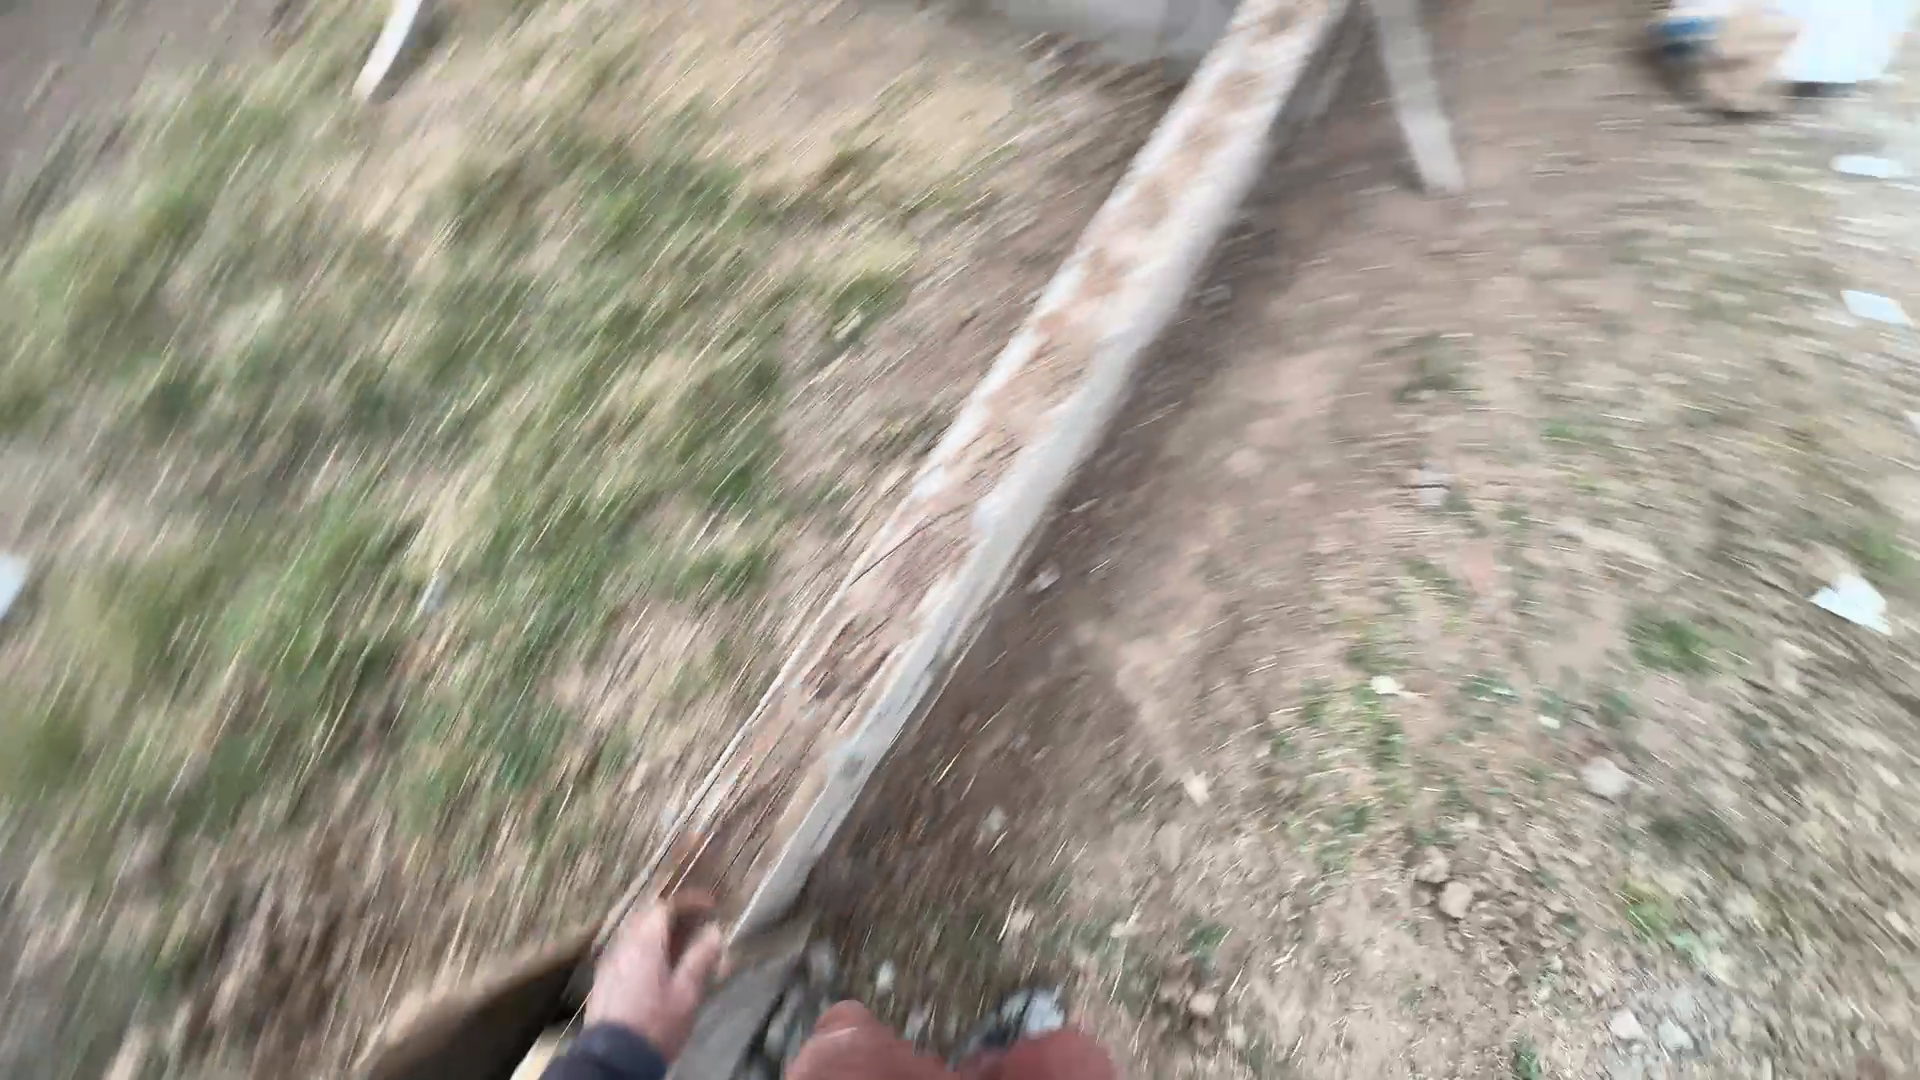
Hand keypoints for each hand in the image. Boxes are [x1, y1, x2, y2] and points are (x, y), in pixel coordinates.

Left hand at [585, 896, 726, 1058]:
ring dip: (659, 933)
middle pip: (649, 916)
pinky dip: (646, 949)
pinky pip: (627, 951)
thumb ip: (701, 958)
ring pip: (636, 934)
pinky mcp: (603, 983)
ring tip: (680, 946)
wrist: (611, 1063)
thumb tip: (714, 932)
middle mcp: (624, 946)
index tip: (711, 906)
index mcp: (645, 943)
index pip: (667, 906)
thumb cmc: (655, 1023)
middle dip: (674, 915)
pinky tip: (658, 968)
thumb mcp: (687, 992)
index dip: (691, 902)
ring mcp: (610, 964)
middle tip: (696, 923)